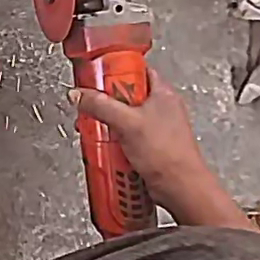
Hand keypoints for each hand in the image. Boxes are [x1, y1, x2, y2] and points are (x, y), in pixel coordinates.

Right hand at [69, 72, 253, 229]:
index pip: (135, 70)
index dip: (114, 71)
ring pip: (122, 117)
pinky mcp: (147, 146)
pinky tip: (105, 146)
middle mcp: (160, 108)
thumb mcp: (127, 122)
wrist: (180, 188)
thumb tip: (79, 94)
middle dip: (104, 103)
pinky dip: (112, 140)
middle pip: (124, 95)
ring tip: (97, 129)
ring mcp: (154, 128)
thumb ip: (100, 105)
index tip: (96, 77)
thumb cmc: (168, 154)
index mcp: (162, 94)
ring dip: (106, 124)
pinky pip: (123, 136)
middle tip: (93, 107)